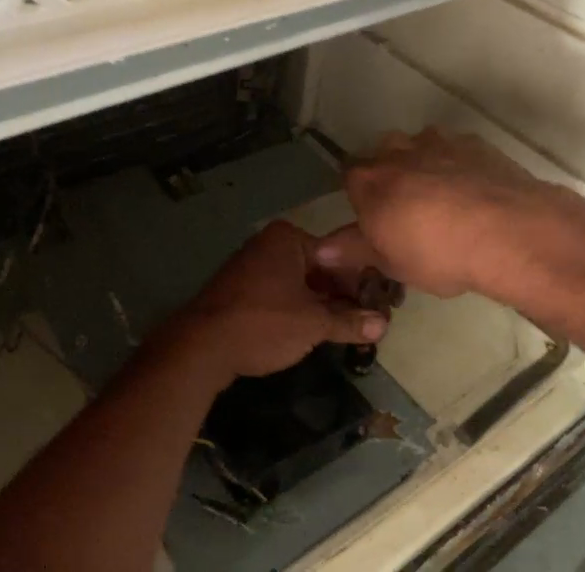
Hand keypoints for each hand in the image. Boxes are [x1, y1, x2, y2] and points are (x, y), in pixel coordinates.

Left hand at [171, 221, 389, 379]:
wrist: (201, 346)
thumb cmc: (262, 323)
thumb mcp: (312, 323)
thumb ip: (348, 321)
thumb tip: (383, 325)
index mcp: (288, 239)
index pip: (339, 255)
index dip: (362, 282)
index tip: (383, 305)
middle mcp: (270, 244)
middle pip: (320, 268)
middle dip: (343, 295)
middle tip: (370, 321)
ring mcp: (253, 266)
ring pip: (301, 283)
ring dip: (323, 304)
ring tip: (350, 329)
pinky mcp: (242, 290)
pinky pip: (282, 294)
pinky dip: (300, 309)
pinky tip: (317, 331)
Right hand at [324, 128, 584, 297]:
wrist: (506, 232)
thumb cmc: (437, 254)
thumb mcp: (390, 263)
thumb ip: (352, 250)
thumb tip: (321, 250)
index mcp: (368, 180)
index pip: (349, 177)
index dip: (363, 197)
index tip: (377, 220)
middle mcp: (397, 150)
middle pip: (385, 157)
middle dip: (395, 177)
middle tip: (412, 214)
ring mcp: (438, 141)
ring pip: (422, 149)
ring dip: (428, 168)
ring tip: (449, 204)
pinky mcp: (474, 142)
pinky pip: (458, 152)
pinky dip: (461, 167)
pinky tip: (477, 195)